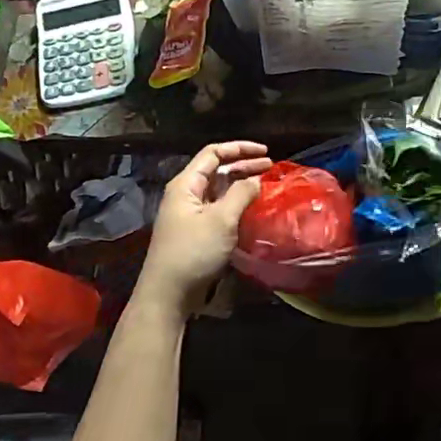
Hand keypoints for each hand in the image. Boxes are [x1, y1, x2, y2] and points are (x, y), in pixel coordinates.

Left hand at [138, 141, 273, 312]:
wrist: (169, 291)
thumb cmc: (193, 251)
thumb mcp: (221, 220)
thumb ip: (241, 194)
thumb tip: (256, 180)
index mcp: (186, 185)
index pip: (213, 154)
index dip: (239, 149)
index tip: (265, 152)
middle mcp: (186, 195)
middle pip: (216, 172)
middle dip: (244, 167)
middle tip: (271, 169)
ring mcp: (190, 215)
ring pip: (218, 192)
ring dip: (241, 187)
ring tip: (265, 188)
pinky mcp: (196, 233)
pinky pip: (218, 211)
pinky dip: (235, 206)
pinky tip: (252, 211)